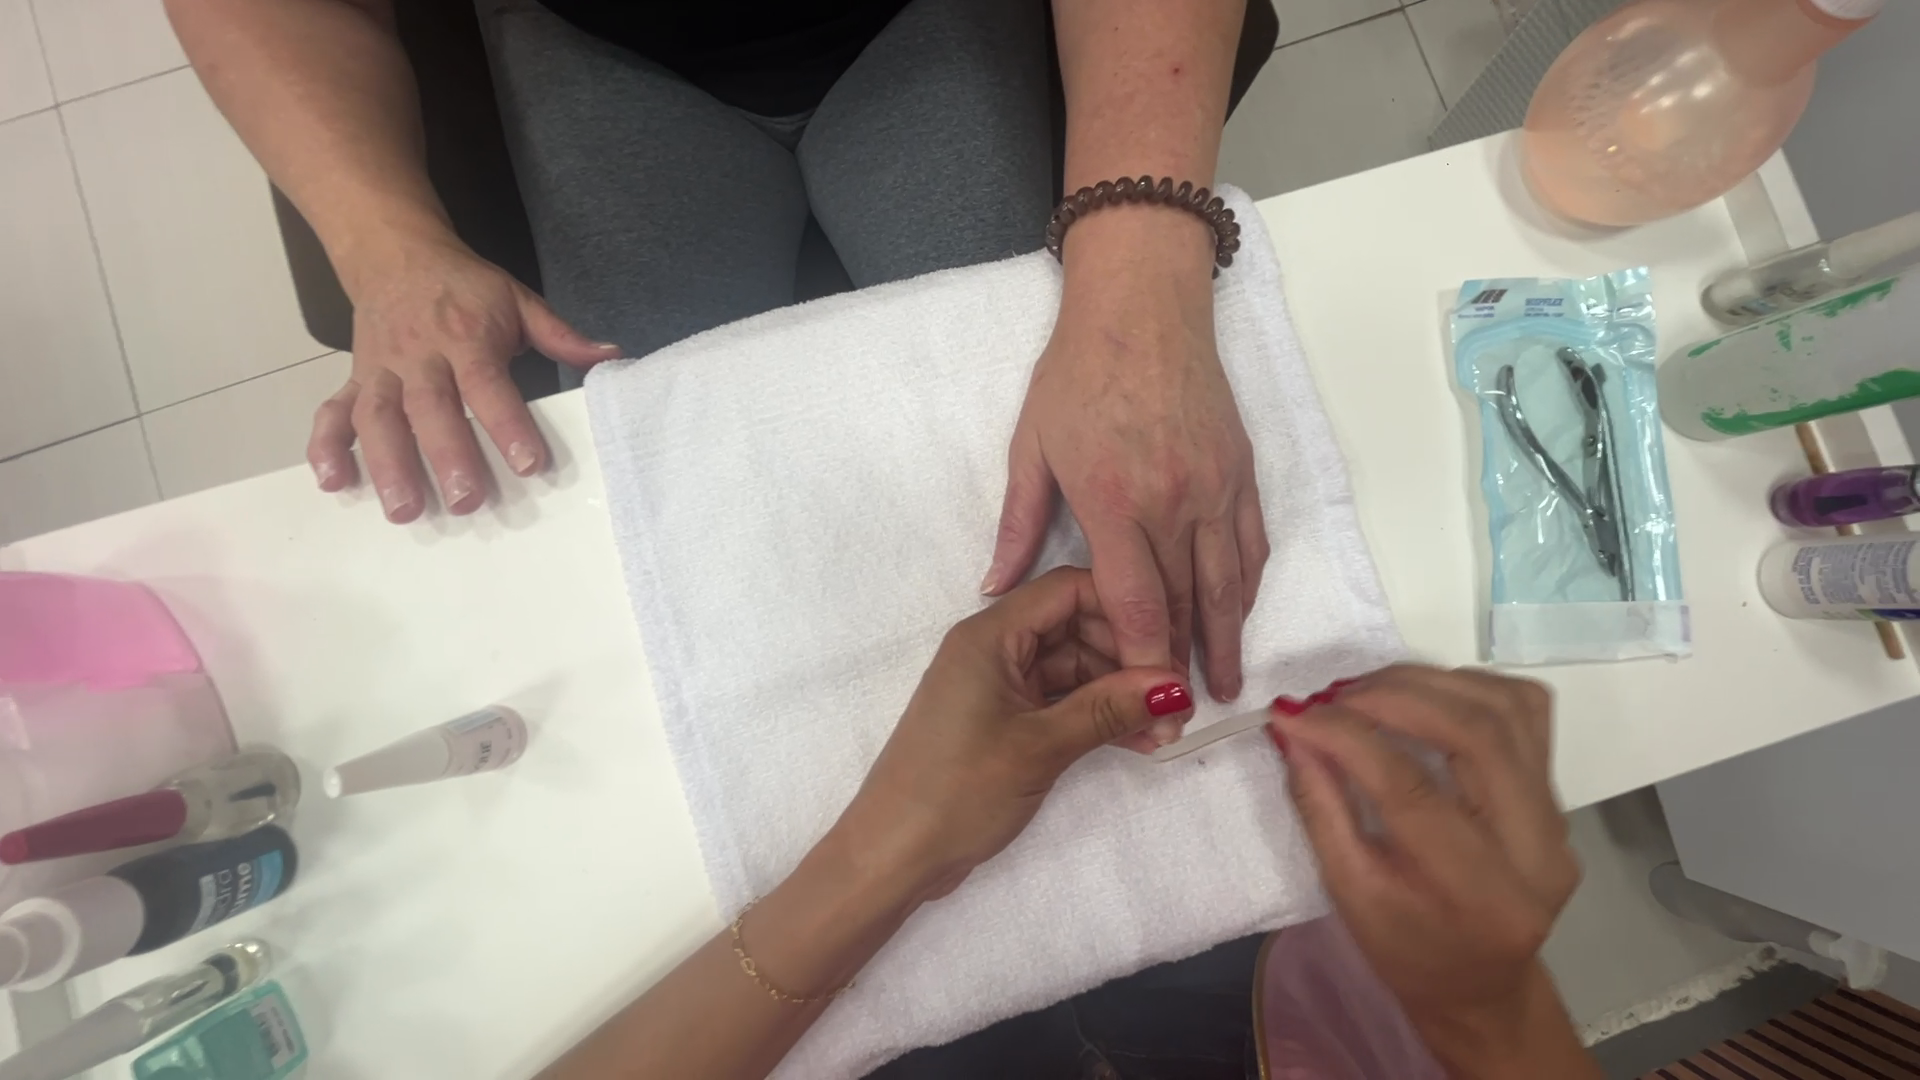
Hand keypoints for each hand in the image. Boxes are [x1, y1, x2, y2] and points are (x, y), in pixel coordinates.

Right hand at [309, 236, 620, 521]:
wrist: (394, 251)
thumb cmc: (467, 288)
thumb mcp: (521, 302)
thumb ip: (564, 336)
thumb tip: (613, 357)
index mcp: (466, 338)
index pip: (487, 386)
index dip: (507, 425)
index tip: (529, 464)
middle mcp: (418, 356)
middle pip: (429, 410)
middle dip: (446, 457)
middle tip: (467, 502)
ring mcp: (380, 368)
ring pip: (378, 418)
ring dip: (387, 465)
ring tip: (406, 512)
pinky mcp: (355, 377)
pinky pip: (333, 411)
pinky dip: (325, 446)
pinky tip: (333, 484)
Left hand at [839, 567, 1194, 900]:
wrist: (893, 855)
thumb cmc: (957, 790)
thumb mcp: (1039, 747)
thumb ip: (1107, 709)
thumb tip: (1175, 685)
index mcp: (990, 634)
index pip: (1068, 590)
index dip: (1123, 612)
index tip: (1170, 650)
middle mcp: (994, 647)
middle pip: (1074, 627)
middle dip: (1127, 661)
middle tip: (1175, 704)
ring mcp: (999, 685)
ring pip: (1072, 668)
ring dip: (1118, 695)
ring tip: (1166, 732)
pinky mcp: (1004, 719)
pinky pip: (1060, 700)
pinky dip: (1096, 717)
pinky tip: (1138, 741)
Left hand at [984, 213, 1266, 701]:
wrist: (1141, 306)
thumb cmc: (1076, 375)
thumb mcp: (1031, 447)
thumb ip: (1018, 525)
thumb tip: (993, 585)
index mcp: (1114, 505)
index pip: (1137, 607)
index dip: (1145, 665)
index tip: (1150, 708)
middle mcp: (1174, 505)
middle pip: (1186, 606)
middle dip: (1186, 666)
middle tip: (1187, 714)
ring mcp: (1216, 489)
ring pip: (1228, 585)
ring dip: (1228, 641)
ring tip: (1226, 686)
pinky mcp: (1242, 472)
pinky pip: (1252, 545)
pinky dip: (1248, 588)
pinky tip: (1240, 616)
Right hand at [1271, 665, 1585, 1073]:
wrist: (1482, 983)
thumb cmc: (1405, 947)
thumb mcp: (1346, 890)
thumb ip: (1319, 804)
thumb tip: (1292, 727)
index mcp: (1477, 889)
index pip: (1409, 787)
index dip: (1343, 737)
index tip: (1290, 713)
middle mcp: (1536, 846)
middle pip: (1477, 732)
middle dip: (1391, 695)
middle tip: (1331, 696)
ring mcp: (1556, 814)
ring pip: (1507, 707)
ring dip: (1426, 682)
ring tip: (1365, 691)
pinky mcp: (1554, 791)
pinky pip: (1523, 709)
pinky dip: (1464, 686)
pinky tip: (1417, 698)